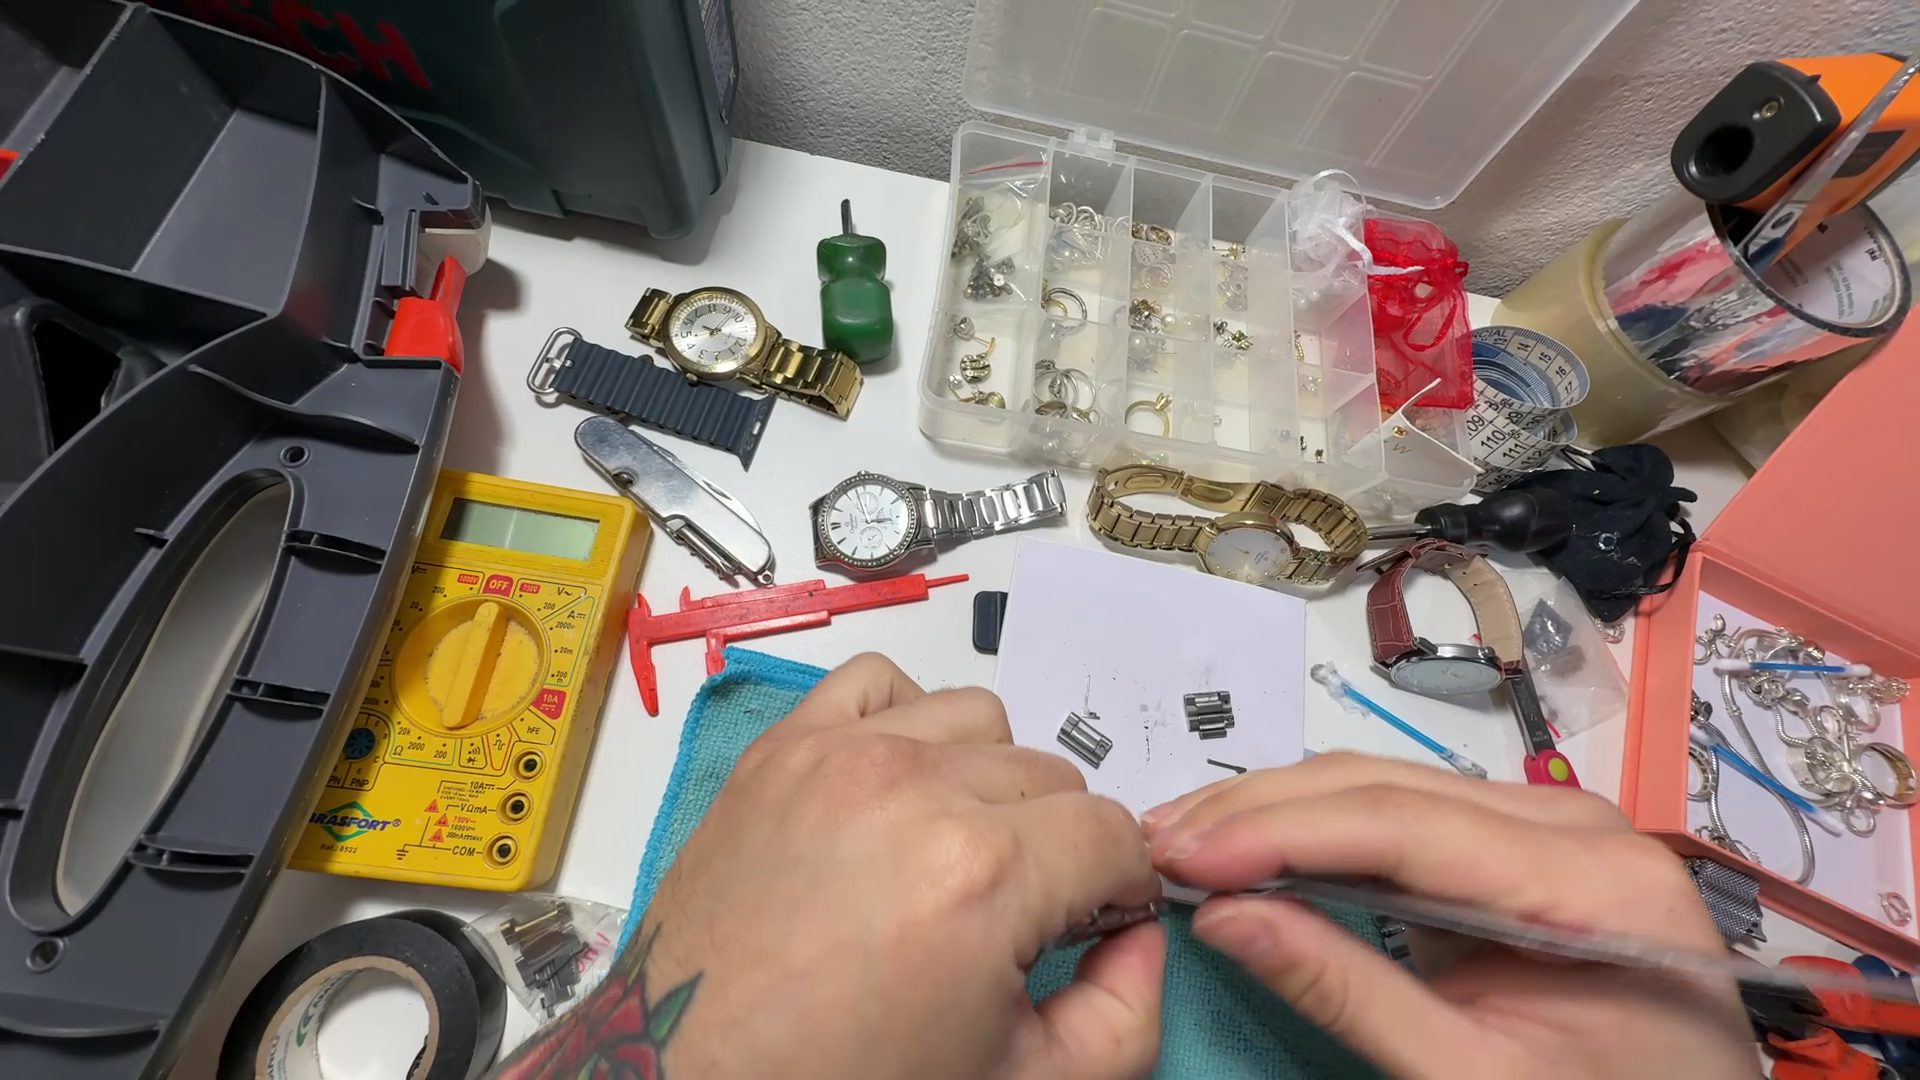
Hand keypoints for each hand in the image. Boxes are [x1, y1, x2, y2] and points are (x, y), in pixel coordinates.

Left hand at [499, 655, 1164, 1079]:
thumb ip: (1124, 1016)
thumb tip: (1140, 930)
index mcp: (984, 874)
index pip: (1113, 832)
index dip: (1117, 884)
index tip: (1088, 919)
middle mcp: (916, 787)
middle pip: (1051, 775)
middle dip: (1055, 841)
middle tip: (1011, 904)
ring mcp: (842, 752)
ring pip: (977, 720)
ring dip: (988, 777)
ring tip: (949, 839)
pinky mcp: (784, 745)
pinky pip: (877, 681)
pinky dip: (904, 718)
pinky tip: (893, 779)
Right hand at [1141, 753, 1751, 1079]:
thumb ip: (1348, 994)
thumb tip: (1219, 918)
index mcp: (1594, 884)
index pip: (1400, 825)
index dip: (1275, 833)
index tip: (1181, 857)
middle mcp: (1566, 821)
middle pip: (1374, 787)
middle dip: (1253, 811)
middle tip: (1158, 841)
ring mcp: (1531, 819)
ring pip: (1365, 783)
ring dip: (1264, 807)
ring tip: (1181, 833)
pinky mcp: (1495, 834)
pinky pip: (1379, 808)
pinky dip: (1299, 822)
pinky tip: (1241, 835)